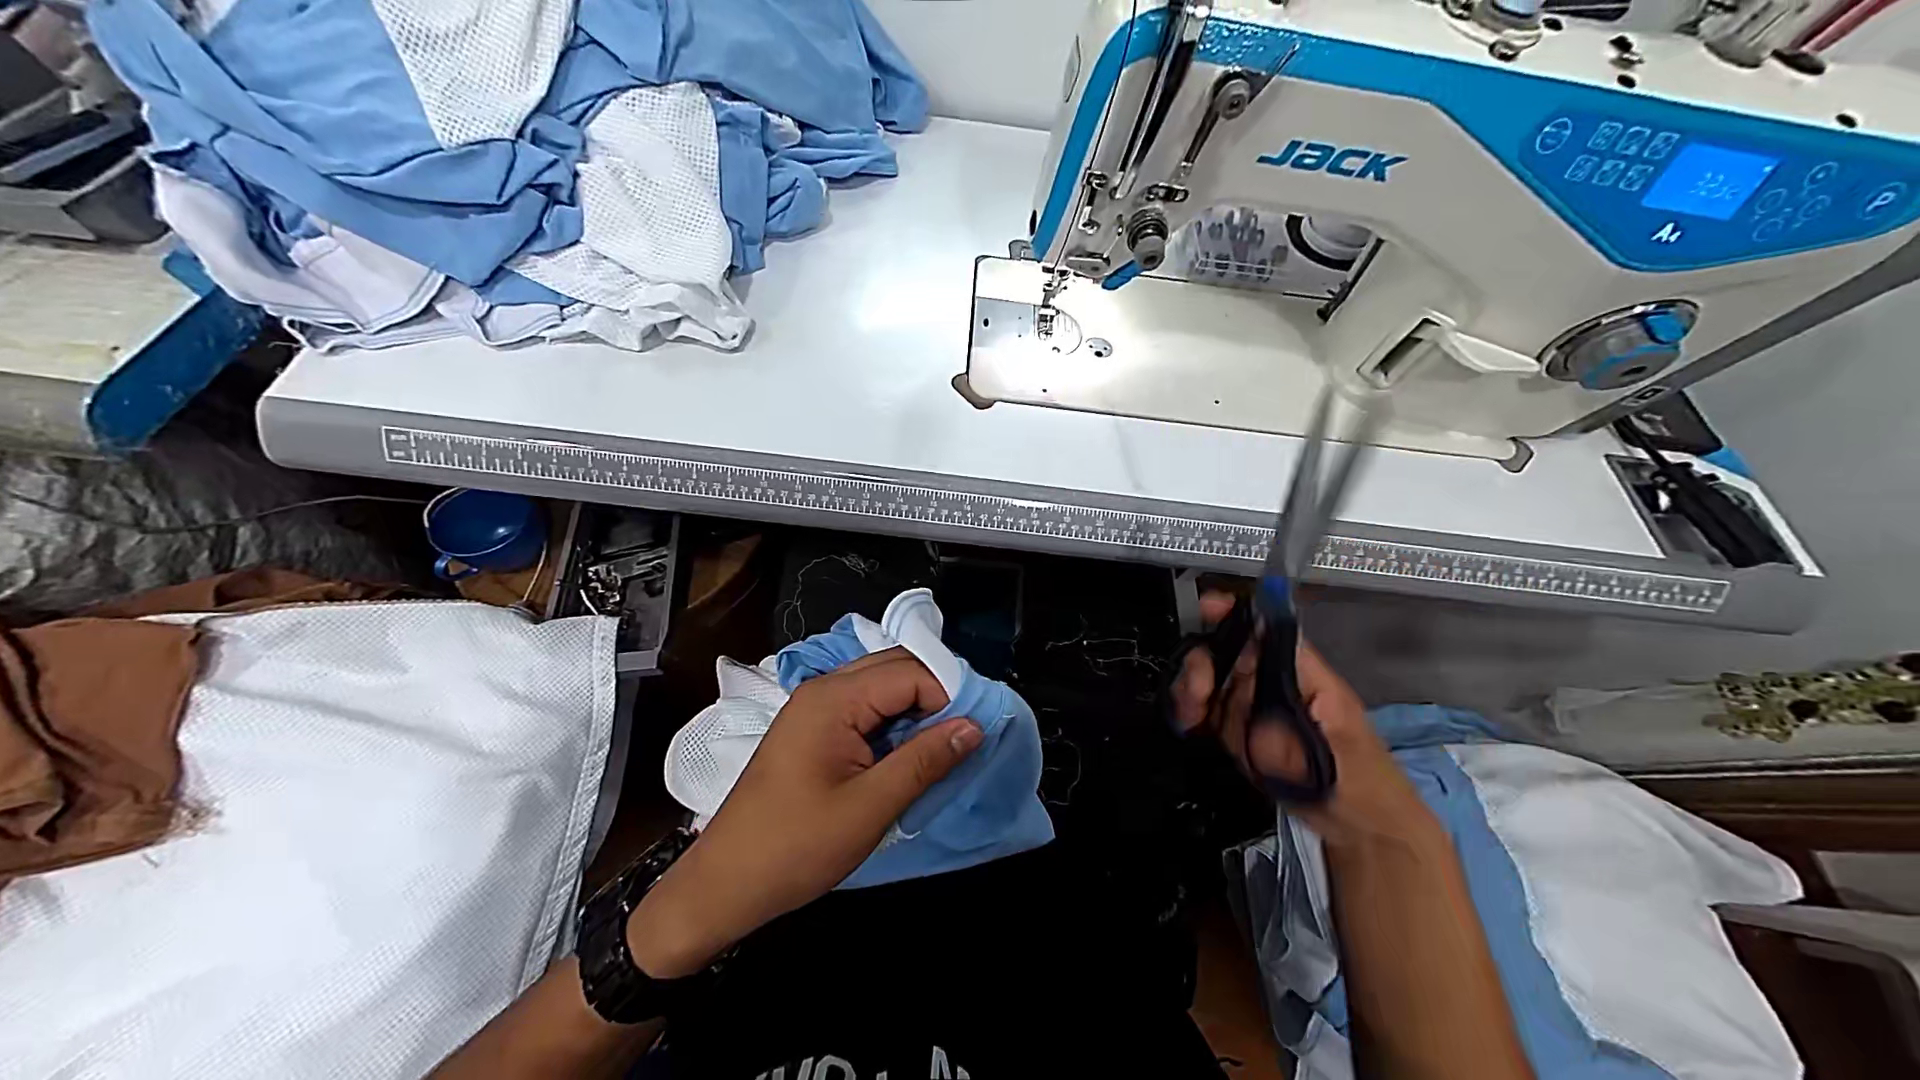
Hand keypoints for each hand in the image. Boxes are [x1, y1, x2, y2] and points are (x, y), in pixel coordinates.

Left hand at [627, 648, 982, 977]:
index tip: (974, 733)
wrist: (726, 883)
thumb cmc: (795, 847)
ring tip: (941, 747)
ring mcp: (816, 707)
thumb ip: (925, 760)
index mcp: (833, 699)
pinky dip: (894, 722)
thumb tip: (973, 726)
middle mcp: (824, 689)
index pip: (910, 673)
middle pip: (896, 668)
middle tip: (964, 736)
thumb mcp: (870, 807)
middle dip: (936, 695)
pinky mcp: (814, 728)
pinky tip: (908, 752)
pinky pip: (866, 708)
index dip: (949, 697)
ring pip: (883, 687)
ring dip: (916, 709)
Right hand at [1171, 591, 1430, 847]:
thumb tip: (1261, 680)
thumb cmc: (1361, 784)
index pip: (1267, 631)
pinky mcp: (1241, 732)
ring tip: (1190, 713)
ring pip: (1212, 683)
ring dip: (1192, 692)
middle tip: (1195, 690)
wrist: (1361, 830)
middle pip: (1228, 654)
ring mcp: (1257, 709)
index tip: (1207, 609)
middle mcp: (1276, 684)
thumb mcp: (1335, 747)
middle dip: (1202, 664)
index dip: (1235, 615)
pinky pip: (1208, 712)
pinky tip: (1187, 722)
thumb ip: (1293, 714)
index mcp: (1303, 676)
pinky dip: (1191, 713)